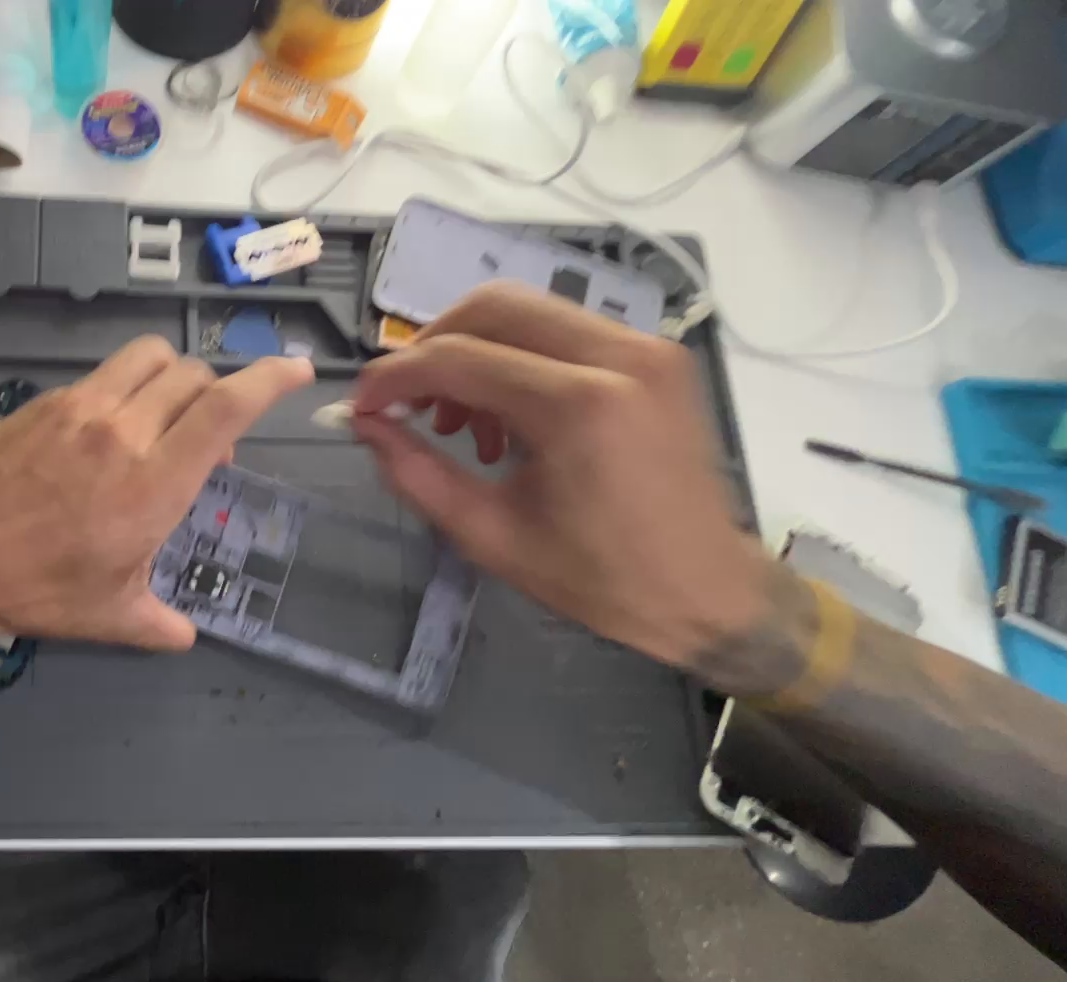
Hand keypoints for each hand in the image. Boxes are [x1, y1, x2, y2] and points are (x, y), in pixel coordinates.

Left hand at [0, 337, 314, 650]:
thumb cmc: (31, 589)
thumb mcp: (108, 617)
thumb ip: (160, 624)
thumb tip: (185, 636)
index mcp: (153, 482)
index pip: (227, 408)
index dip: (271, 381)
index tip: (297, 371)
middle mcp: (123, 431)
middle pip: (193, 375)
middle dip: (219, 394)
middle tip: (208, 443)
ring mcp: (80, 408)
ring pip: (149, 358)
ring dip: (175, 377)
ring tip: (165, 418)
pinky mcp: (45, 402)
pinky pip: (104, 374)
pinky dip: (127, 388)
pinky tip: (108, 431)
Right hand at [349, 282, 767, 666]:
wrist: (706, 589)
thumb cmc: (595, 577)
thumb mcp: (486, 534)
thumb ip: (415, 472)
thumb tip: (364, 425)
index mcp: (579, 408)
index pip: (457, 358)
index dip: (393, 377)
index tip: (360, 407)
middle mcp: (616, 356)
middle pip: (489, 307)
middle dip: (428, 350)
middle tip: (406, 405)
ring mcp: (642, 347)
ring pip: (522, 310)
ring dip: (469, 353)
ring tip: (458, 423)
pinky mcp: (651, 354)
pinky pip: (557, 330)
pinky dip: (510, 359)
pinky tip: (504, 419)